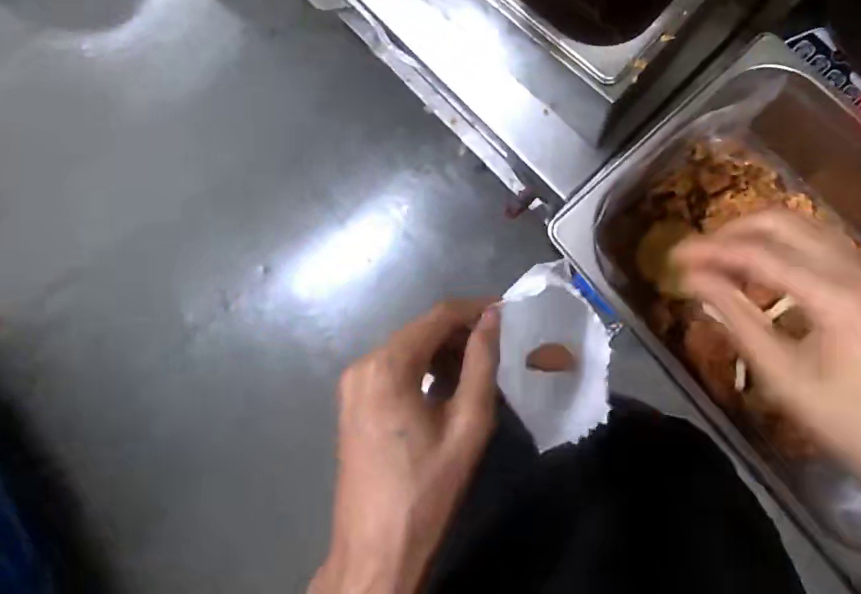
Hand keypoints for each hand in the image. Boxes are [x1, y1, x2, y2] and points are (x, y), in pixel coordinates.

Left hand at [311, 300, 500, 593]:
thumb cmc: (427, 489)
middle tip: (499, 345)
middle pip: (421, 329)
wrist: (375, 552)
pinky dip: (423, 367)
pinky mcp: (352, 402)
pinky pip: (394, 367)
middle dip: (461, 331)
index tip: (508, 313)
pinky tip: (448, 387)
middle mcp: (363, 364)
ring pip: (408, 346)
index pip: (438, 315)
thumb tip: (492, 318)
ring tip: (479, 368)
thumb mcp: (468, 424)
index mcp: (387, 365)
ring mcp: (353, 383)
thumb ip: (482, 363)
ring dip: (443, 350)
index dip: (476, 309)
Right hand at [673, 210, 860, 593]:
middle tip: (697, 254)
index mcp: (835, 293)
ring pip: (800, 224)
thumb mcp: (785, 377)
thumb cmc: (853, 425)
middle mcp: (854, 266)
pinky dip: (782, 244)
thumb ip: (736, 319)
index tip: (674, 255)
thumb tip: (692, 280)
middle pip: (781, 220)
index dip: (711, 250)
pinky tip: (761, 271)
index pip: (759, 252)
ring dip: (757, 233)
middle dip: (732, 231)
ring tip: (721, 258)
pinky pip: (817, 241)